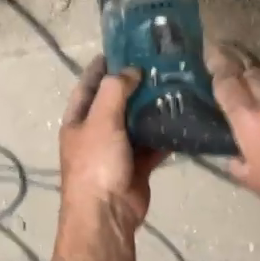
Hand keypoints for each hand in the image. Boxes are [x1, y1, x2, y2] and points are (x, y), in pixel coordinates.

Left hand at [60, 57, 166, 229]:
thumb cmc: (96, 163)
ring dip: (152, 108)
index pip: (87, 85)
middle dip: (134, 85)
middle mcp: (96, 133)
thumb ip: (115, 90)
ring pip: (137, 123)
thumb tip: (132, 70)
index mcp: (78, 121)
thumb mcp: (101, 120)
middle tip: (159, 65)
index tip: (122, 47)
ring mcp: (117, 151)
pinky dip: (164, 135)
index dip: (101, 66)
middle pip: (116, 102)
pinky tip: (181, 119)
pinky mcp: (137, 166)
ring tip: (175, 86)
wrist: (107, 213)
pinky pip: (152, 145)